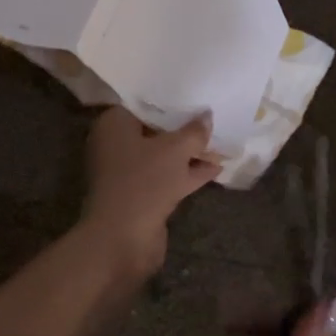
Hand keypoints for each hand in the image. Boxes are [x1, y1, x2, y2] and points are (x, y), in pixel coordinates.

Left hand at [81, 107, 220, 265]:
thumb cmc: (143, 181)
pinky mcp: (139, 195)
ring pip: (162, 156)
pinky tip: (215, 169)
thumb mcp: (174, 150)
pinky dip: (186, 173)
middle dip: (183, 129)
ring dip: (189, 153)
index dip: (169, 102)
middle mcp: (116, 145)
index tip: (195, 97)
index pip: (142, 104)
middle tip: (212, 119)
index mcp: (114, 125)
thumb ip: (193, 132)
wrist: (122, 237)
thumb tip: (206, 115)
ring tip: (221, 144)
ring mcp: (127, 173)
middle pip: (154, 131)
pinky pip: (166, 177)